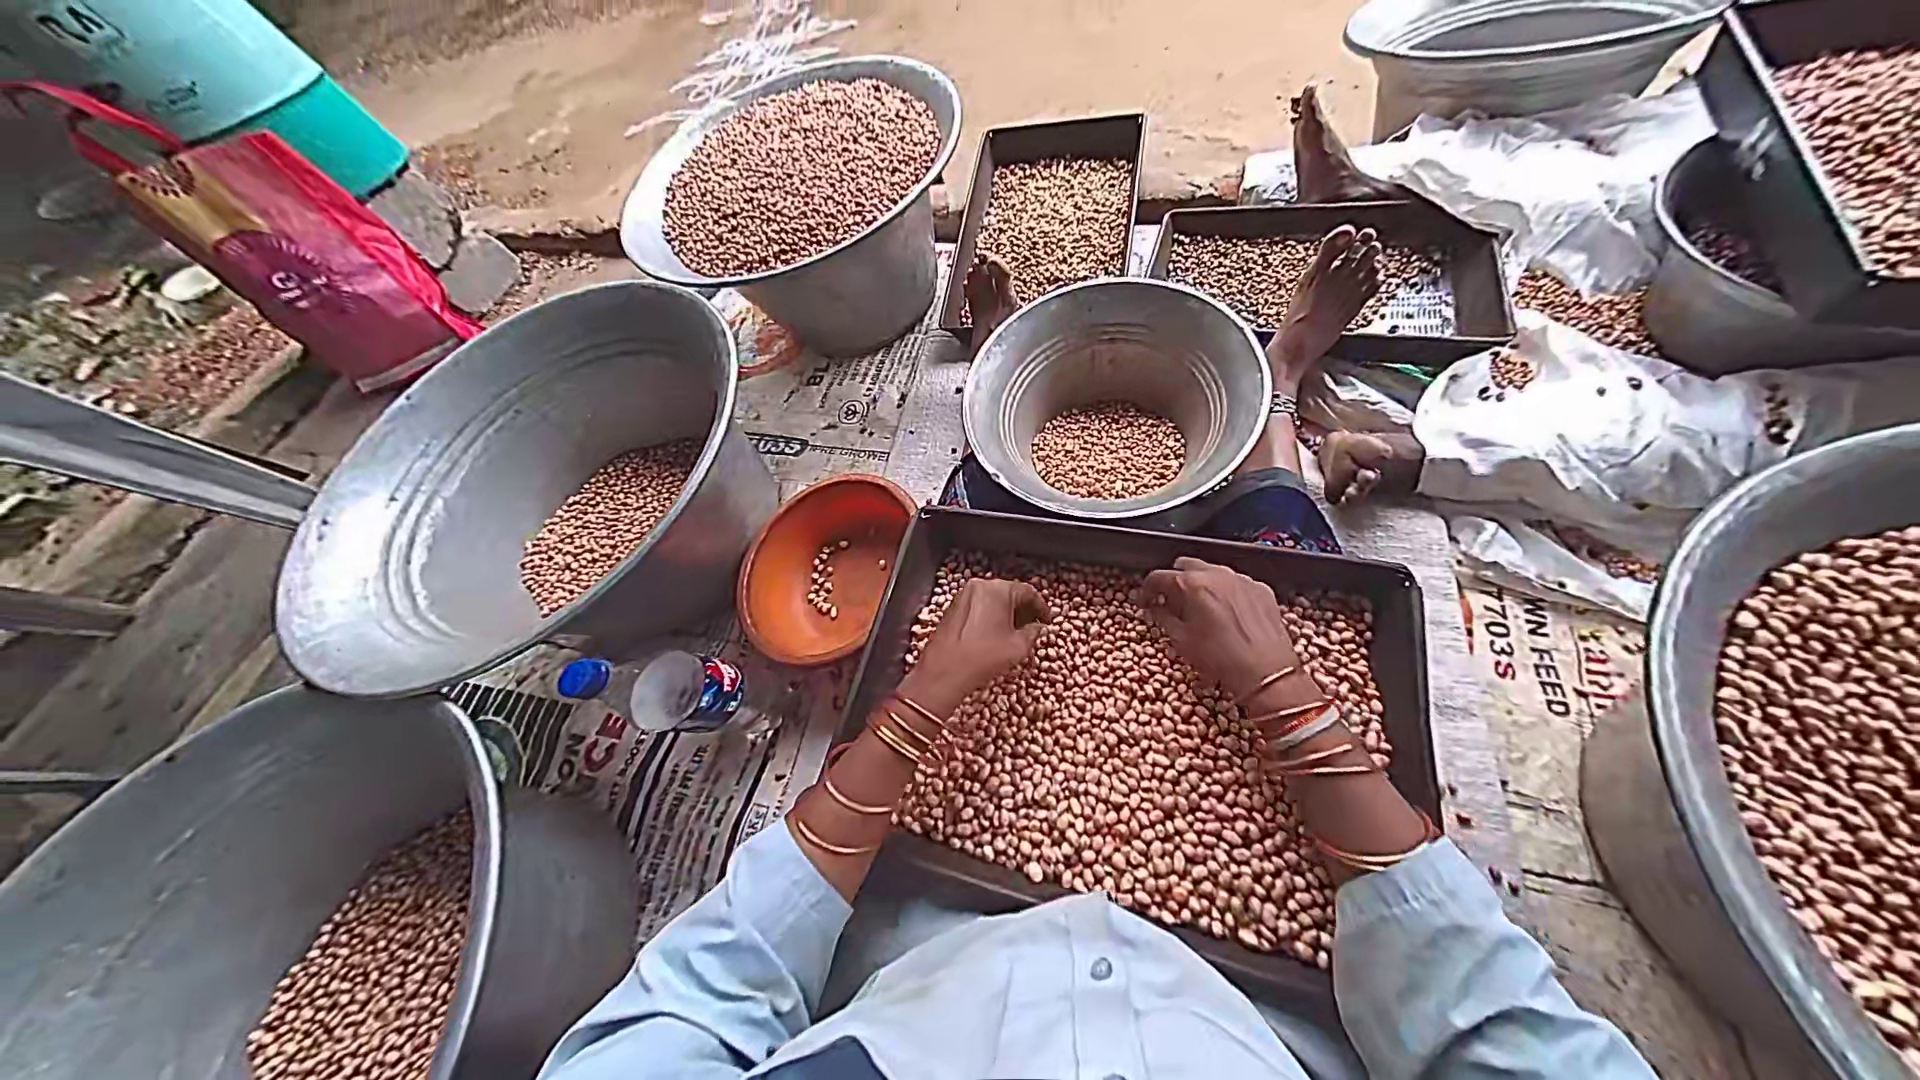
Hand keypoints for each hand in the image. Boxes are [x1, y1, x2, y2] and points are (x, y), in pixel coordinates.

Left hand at [897, 578, 1049, 717]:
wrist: (944, 672)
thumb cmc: (982, 657)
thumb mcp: (1018, 646)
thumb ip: (1033, 633)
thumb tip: (1038, 628)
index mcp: (998, 590)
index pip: (1028, 592)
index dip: (1041, 607)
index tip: (1046, 620)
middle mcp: (979, 587)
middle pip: (1009, 593)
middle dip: (1023, 610)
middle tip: (1033, 627)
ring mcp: (963, 597)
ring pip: (992, 600)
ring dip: (1006, 613)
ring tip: (1014, 634)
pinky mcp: (952, 609)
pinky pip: (978, 607)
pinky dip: (989, 617)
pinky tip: (994, 635)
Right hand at [1138, 557, 1321, 707]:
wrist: (1266, 672)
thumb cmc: (1223, 658)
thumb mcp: (1181, 639)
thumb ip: (1163, 616)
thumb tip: (1155, 608)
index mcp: (1192, 584)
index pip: (1158, 577)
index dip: (1147, 590)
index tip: (1145, 600)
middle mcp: (1217, 575)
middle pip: (1185, 566)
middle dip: (1174, 581)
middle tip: (1169, 601)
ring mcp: (1241, 580)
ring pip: (1212, 571)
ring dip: (1199, 584)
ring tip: (1197, 608)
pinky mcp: (1261, 589)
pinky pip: (1235, 583)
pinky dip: (1224, 592)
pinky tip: (1224, 613)